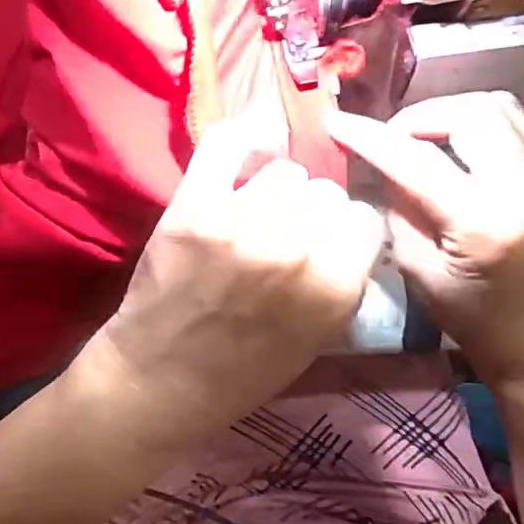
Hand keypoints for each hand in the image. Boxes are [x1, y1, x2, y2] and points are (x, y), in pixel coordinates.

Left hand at [86, 116, 384, 451]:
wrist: (161, 380)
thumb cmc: (241, 372)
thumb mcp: (316, 339)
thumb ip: (340, 280)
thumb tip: (348, 225)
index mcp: (334, 288)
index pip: (362, 218)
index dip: (342, 229)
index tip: (323, 239)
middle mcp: (295, 249)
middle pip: (322, 192)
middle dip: (307, 212)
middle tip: (280, 233)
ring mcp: (241, 224)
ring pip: (283, 170)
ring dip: (272, 189)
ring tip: (250, 215)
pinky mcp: (193, 209)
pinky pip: (227, 145)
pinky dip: (238, 143)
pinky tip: (239, 160)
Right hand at [325, 92, 523, 384]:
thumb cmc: (470, 316)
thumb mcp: (415, 268)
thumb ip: (397, 209)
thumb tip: (378, 163)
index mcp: (484, 224)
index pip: (418, 160)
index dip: (370, 137)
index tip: (336, 123)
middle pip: (468, 114)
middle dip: (417, 118)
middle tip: (391, 140)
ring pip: (498, 106)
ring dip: (451, 112)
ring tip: (424, 136)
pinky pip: (522, 120)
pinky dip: (484, 120)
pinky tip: (463, 142)